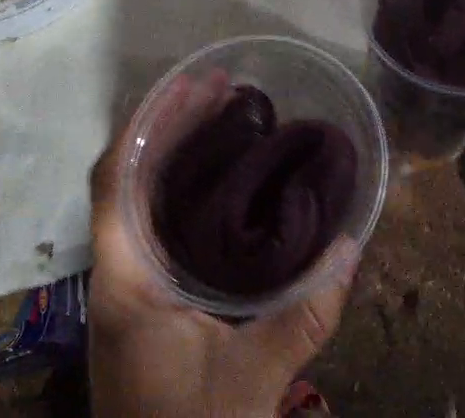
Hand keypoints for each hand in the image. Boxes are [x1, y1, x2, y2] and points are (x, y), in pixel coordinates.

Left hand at [88, 81, 358, 417]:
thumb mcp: (255, 377)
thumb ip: (305, 314)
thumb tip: (351, 246)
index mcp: (125, 281)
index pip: (115, 182)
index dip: (148, 124)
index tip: (194, 87)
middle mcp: (113, 273)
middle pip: (124, 177)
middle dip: (166, 122)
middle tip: (222, 86)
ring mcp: (122, 285)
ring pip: (133, 197)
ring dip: (169, 149)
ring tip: (219, 112)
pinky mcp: (139, 297)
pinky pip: (148, 219)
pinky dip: (175, 182)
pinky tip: (214, 174)